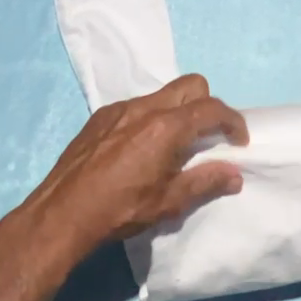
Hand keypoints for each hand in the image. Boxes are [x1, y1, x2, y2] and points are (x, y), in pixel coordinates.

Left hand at [24, 74, 248, 255]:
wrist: (61, 215)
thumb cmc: (119, 211)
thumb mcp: (168, 203)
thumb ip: (205, 182)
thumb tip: (234, 174)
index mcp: (165, 127)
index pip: (212, 109)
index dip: (233, 122)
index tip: (239, 141)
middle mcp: (144, 108)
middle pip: (191, 85)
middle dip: (208, 105)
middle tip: (208, 137)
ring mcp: (119, 109)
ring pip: (162, 94)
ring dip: (178, 112)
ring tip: (173, 146)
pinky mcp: (100, 117)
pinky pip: (136, 106)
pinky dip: (150, 118)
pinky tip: (140, 150)